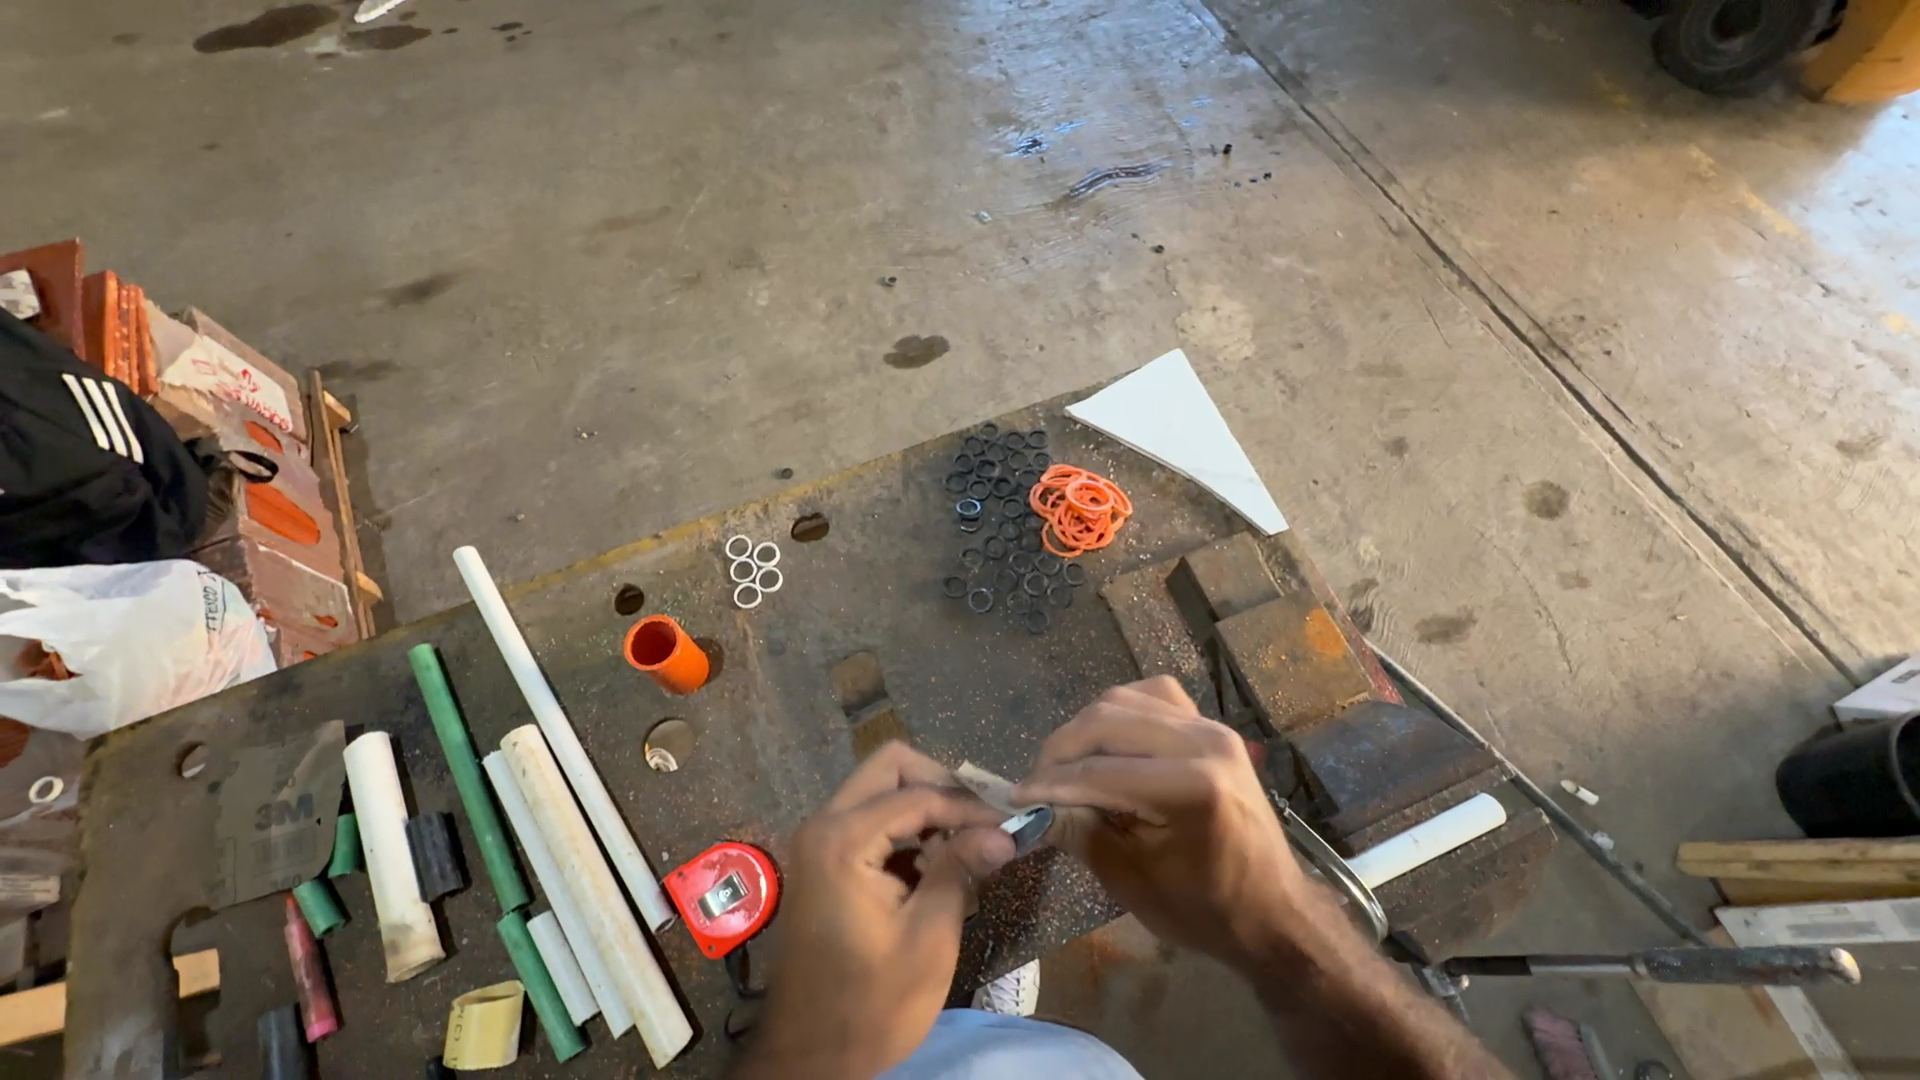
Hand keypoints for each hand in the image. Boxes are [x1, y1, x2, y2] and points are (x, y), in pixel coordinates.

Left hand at [742, 742, 1014, 1078]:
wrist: (809, 1058)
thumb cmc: (872, 1005)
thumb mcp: (929, 937)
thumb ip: (960, 868)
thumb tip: (1004, 831)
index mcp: (843, 840)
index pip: (919, 794)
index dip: (969, 805)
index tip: (1009, 825)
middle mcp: (822, 823)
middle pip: (891, 767)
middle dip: (941, 785)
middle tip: (981, 820)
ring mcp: (817, 838)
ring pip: (879, 787)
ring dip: (924, 805)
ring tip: (965, 843)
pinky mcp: (821, 857)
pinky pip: (868, 816)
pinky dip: (904, 826)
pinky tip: (934, 861)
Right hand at [1013, 676, 1310, 973]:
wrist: (1274, 910)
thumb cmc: (1206, 909)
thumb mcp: (1133, 882)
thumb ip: (1079, 833)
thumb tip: (1032, 807)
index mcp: (1192, 787)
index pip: (1099, 770)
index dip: (1050, 783)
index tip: (1015, 797)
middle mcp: (1205, 742)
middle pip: (1107, 721)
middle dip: (1061, 750)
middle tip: (1037, 782)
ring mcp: (1212, 727)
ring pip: (1125, 700)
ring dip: (1086, 728)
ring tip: (1065, 764)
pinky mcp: (1212, 725)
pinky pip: (1153, 697)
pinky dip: (1120, 711)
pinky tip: (1107, 740)